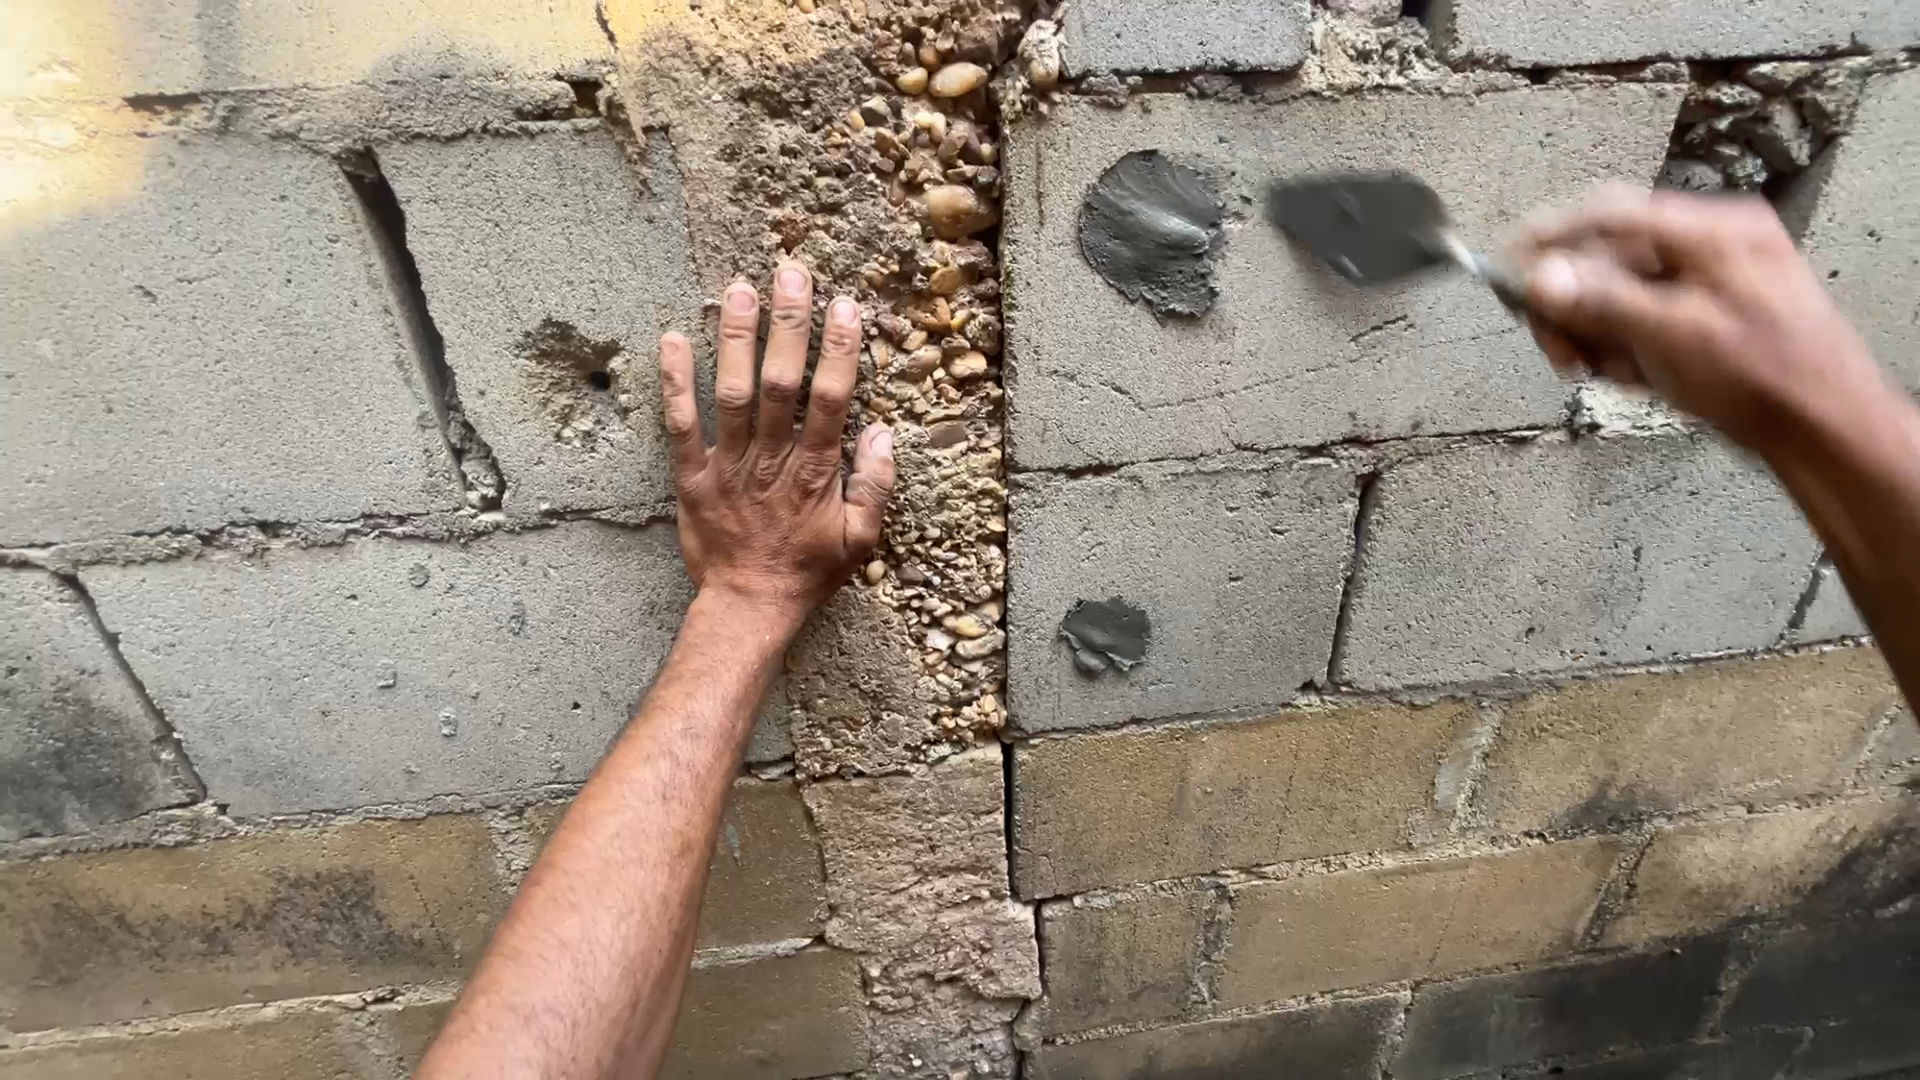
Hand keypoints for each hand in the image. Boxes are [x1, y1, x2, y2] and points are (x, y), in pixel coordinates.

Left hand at [658, 264, 894, 630]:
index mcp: (816, 473)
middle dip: (787, 326)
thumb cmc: (809, 572)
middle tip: (790, 273)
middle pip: (779, 384)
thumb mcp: (862, 541)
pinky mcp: (692, 478)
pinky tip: (671, 340)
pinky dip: (674, 384)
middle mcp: (772, 461)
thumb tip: (884, 433)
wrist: (749, 606)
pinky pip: (680, 427)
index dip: (837, 351)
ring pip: (731, 394)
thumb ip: (876, 487)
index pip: (829, 401)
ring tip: (739, 289)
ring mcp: (728, 467)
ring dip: (735, 340)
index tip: (843, 307)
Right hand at [1509, 184, 1889, 452]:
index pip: (1607, 214)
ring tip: (1599, 370)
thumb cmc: (1756, 373)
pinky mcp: (1680, 306)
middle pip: (1594, 259)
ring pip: (1599, 293)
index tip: (1502, 266)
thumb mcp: (1672, 333)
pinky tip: (1624, 370)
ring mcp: (1689, 276)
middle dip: (1566, 308)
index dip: (1547, 236)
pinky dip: (1606, 345)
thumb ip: (1603, 301)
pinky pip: (1617, 316)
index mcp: (1708, 231)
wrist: (1811, 418)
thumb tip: (1538, 278)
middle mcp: (1696, 243)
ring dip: (1585, 335)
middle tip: (1560, 354)